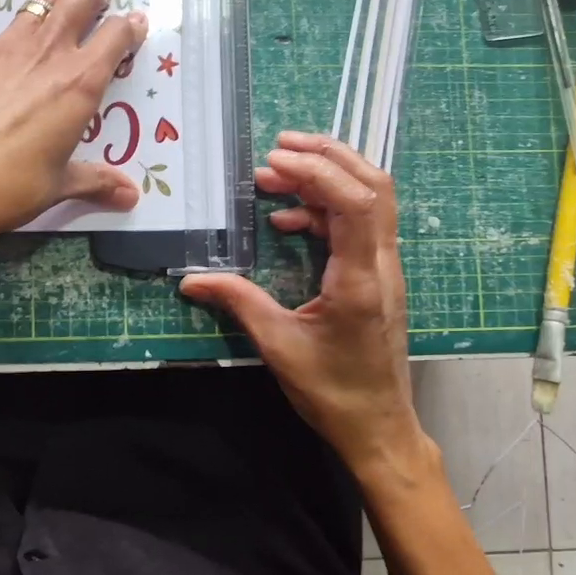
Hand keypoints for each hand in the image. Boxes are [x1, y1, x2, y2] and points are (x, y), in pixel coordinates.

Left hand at [0, 0, 148, 244]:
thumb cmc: (13, 186)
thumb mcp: (60, 184)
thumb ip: (96, 181)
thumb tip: (131, 196)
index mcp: (80, 84)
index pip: (115, 41)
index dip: (129, 27)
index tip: (137, 21)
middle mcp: (48, 55)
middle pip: (80, 4)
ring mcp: (5, 47)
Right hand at [179, 132, 436, 483]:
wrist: (379, 427)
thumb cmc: (331, 390)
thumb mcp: (277, 345)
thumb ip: (237, 302)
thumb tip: (190, 280)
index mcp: (360, 278)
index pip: (355, 202)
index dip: (317, 171)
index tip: (273, 163)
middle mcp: (382, 264)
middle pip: (372, 186)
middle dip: (328, 155)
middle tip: (279, 147)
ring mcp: (385, 269)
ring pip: (370, 200)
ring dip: (327, 177)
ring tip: (276, 177)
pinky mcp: (378, 276)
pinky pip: (359, 224)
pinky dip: (326, 209)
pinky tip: (288, 221)